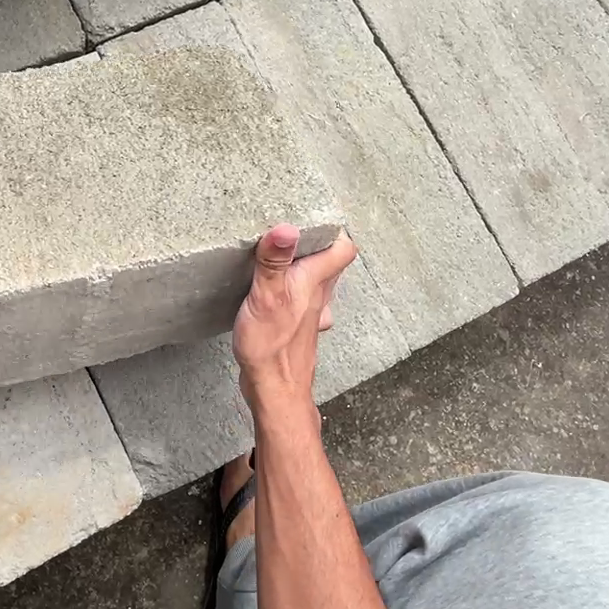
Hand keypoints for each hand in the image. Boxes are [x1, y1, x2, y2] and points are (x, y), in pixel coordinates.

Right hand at [232, 224, 356, 416]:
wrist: (275, 390)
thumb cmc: (272, 347)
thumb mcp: (266, 297)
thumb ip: (274, 262)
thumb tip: (285, 228)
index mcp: (313, 283)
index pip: (343, 249)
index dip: (334, 231)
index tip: (316, 217)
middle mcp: (318, 297)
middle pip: (332, 263)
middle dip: (319, 244)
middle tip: (297, 230)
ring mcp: (310, 314)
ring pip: (319, 282)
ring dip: (307, 267)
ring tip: (286, 255)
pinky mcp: (296, 328)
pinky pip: (302, 301)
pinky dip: (294, 292)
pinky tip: (277, 294)